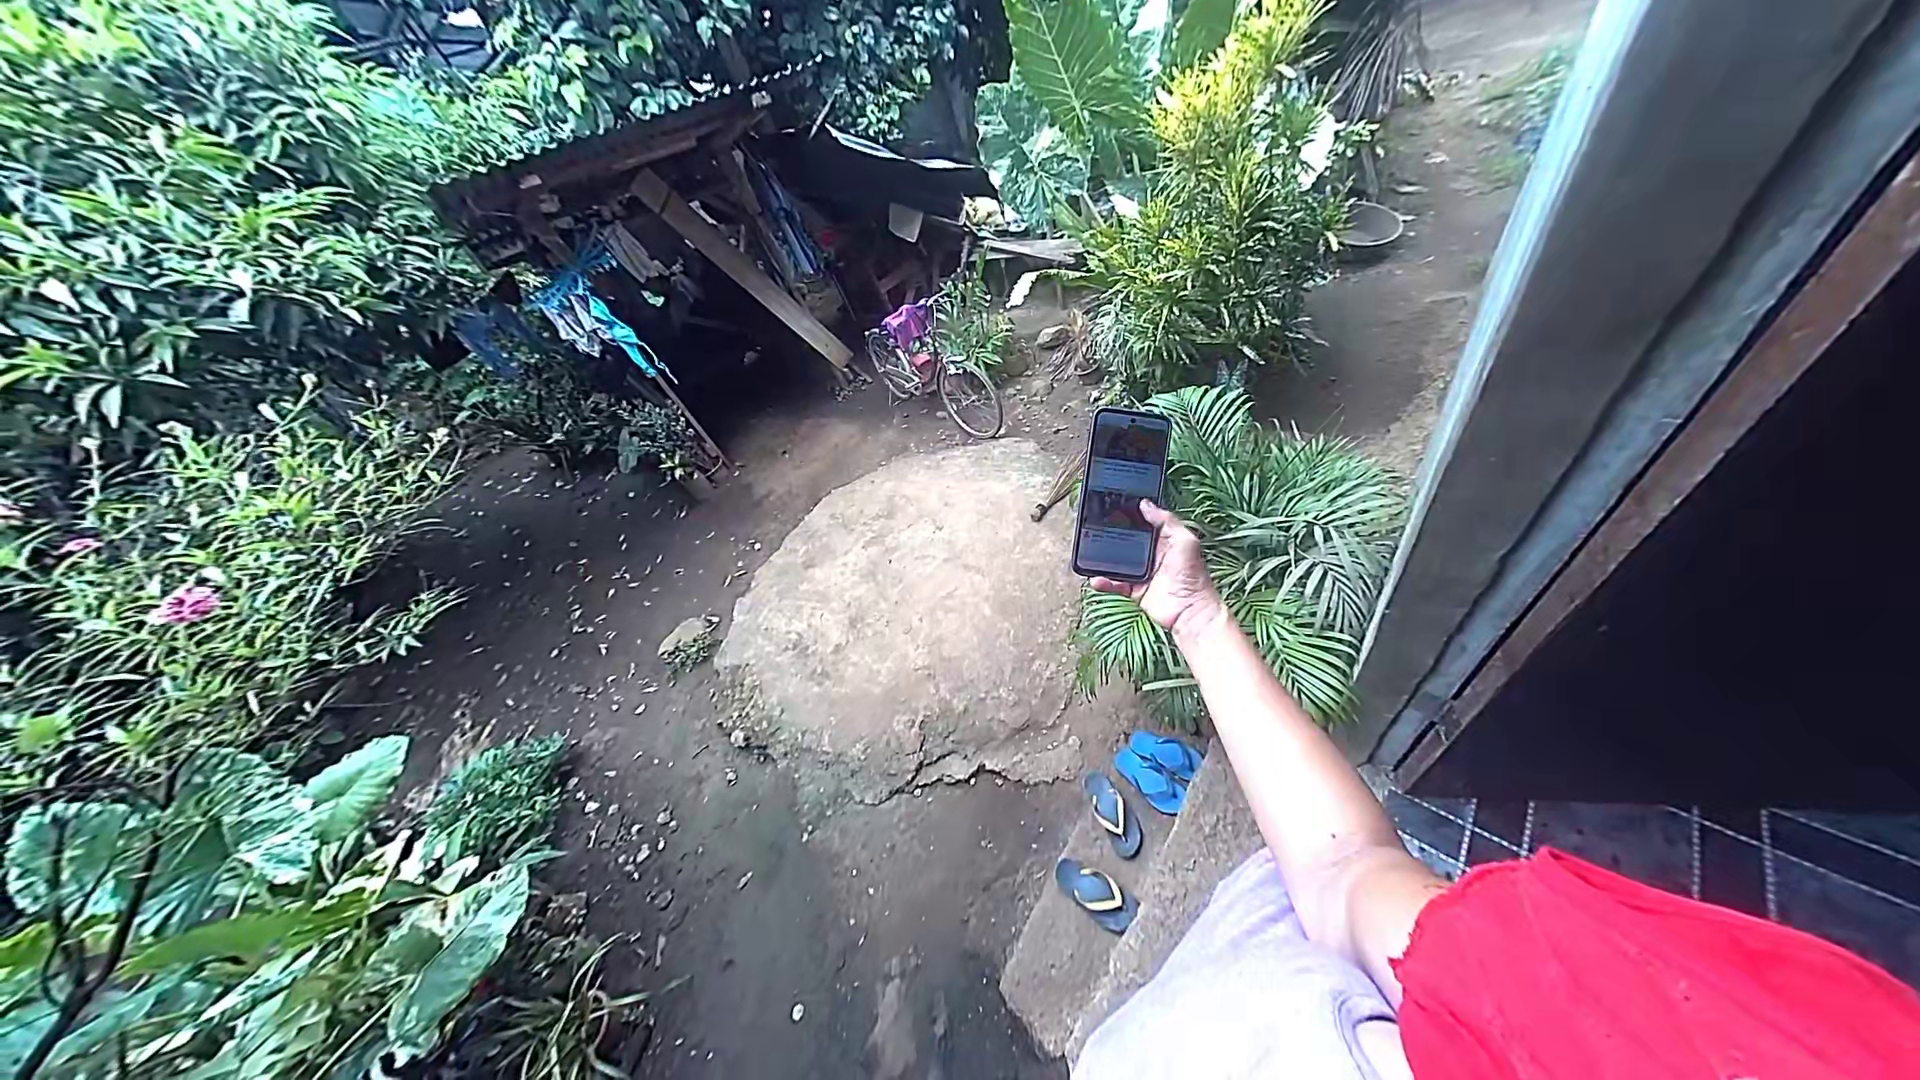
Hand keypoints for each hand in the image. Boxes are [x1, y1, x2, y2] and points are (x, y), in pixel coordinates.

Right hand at [1090, 501, 1226, 642]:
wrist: (1190, 611)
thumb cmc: (1194, 576)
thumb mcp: (1185, 540)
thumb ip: (1167, 521)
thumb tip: (1146, 503)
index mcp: (1163, 540)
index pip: (1142, 524)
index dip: (1129, 515)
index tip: (1113, 506)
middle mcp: (1150, 555)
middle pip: (1126, 541)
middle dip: (1111, 536)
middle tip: (1094, 528)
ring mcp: (1141, 573)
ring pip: (1116, 562)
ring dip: (1103, 560)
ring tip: (1090, 554)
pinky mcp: (1134, 590)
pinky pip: (1114, 584)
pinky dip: (1104, 582)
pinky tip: (1096, 578)